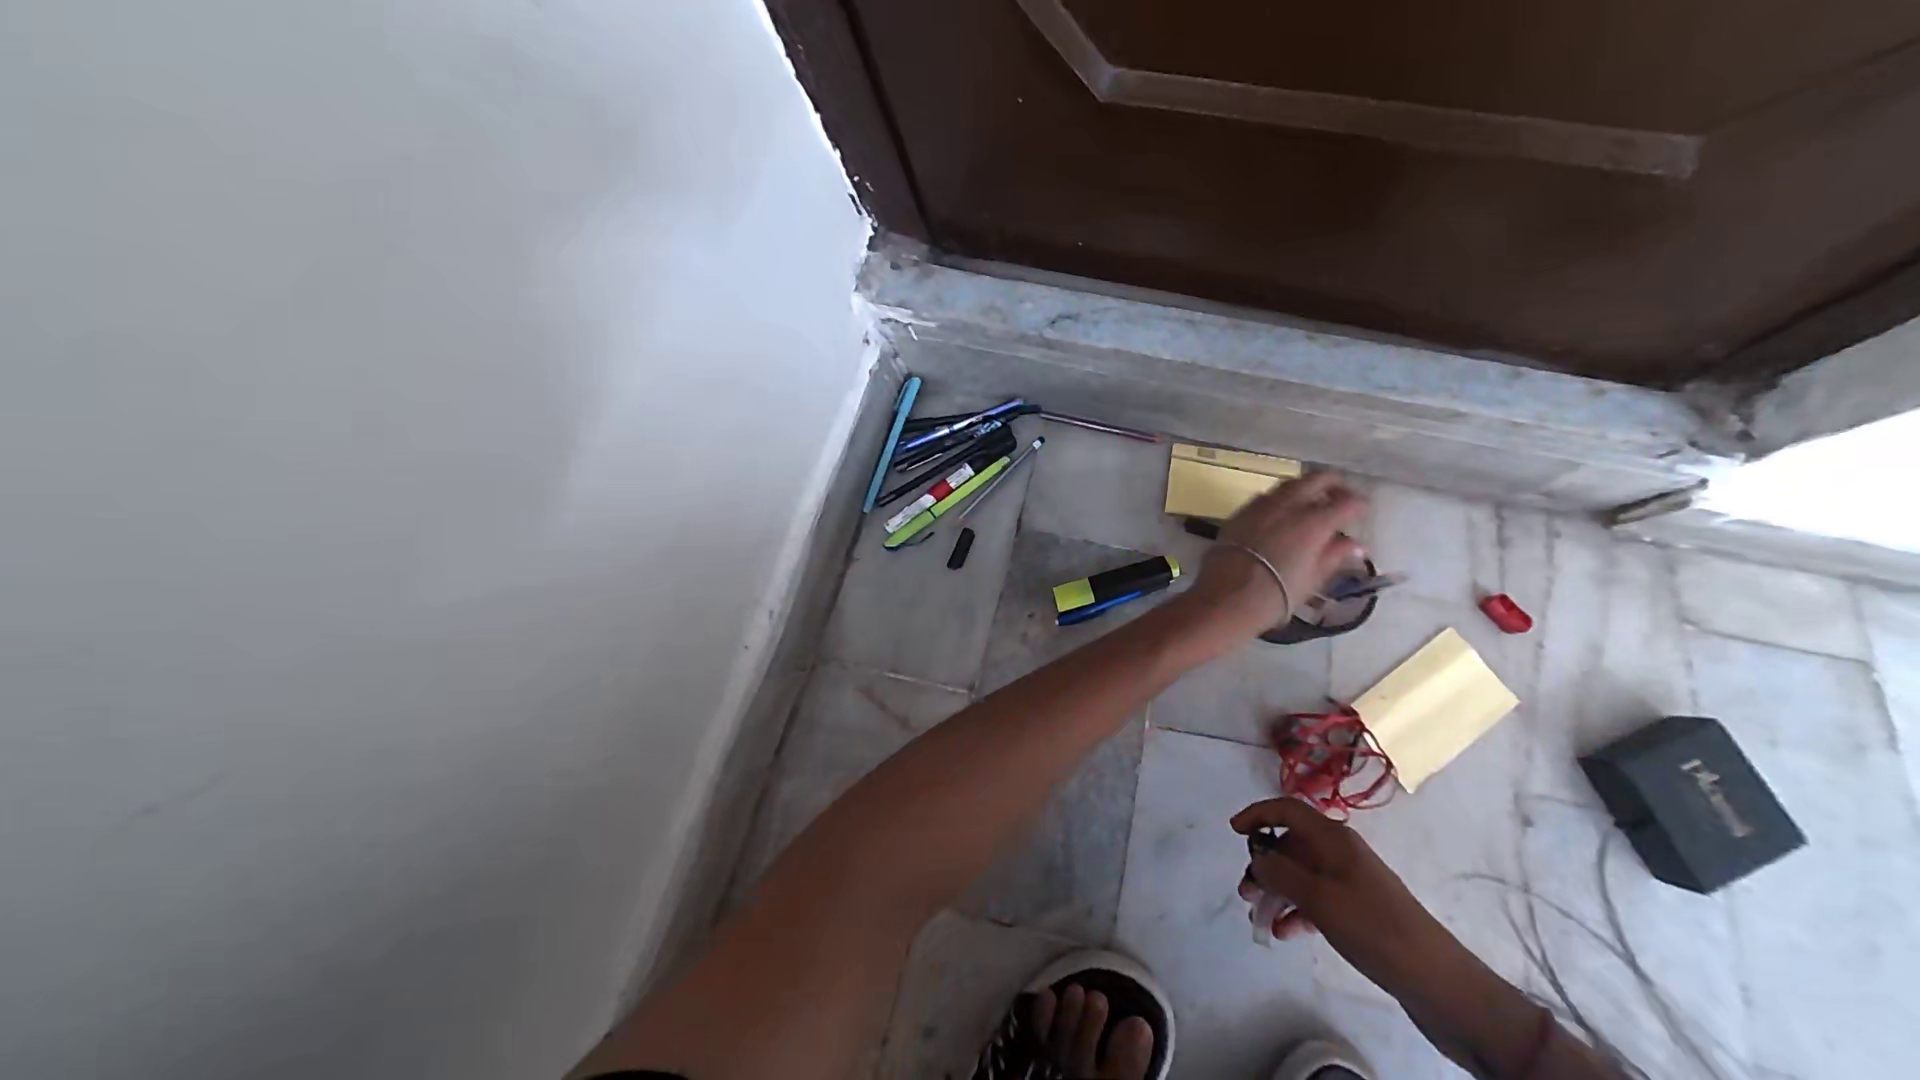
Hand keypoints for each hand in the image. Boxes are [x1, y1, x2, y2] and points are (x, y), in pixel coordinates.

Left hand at [1186, 472, 1365, 636]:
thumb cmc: (1276, 595)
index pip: (1346, 503)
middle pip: (1317, 479)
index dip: (1359, 505)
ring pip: (1289, 485)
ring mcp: (1261, 506)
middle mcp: (1288, 505)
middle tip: (1341, 496)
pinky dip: (1280, 499)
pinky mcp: (1239, 513)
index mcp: (1314, 522)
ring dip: (1305, 488)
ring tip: (1312, 503)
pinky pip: (1266, 497)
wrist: (1226, 597)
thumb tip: (1354, 545)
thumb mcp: (1313, 579)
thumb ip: (1334, 556)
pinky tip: (1282, 514)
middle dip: (1334, 484)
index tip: (1363, 510)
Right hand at [1231, 798, 1468, 1000]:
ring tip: (1259, 917)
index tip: (1234, 832)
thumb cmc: (1372, 926)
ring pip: (1300, 874)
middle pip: (1291, 844)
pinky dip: (1296, 910)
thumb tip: (1259, 858)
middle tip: (1245, 892)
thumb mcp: (1318, 897)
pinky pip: (1316, 899)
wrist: (1435, 978)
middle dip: (1264, 864)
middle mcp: (1341, 852)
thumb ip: (1280, 873)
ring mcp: (1350, 881)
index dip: (1258, 814)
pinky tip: (1286, 932)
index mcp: (1333, 838)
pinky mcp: (1357, 909)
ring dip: (1276, 890)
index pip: (1288, 809)